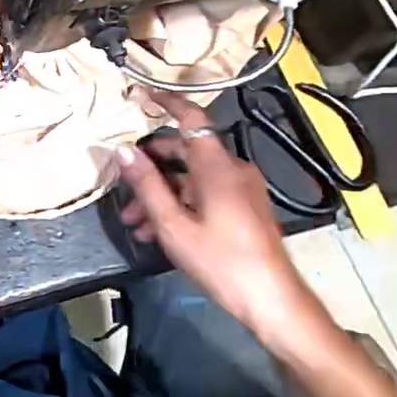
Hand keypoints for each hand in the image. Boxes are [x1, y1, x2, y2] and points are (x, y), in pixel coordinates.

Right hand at [117, 93, 334, 340]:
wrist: (272, 301)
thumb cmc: (221, 261)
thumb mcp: (174, 225)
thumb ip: (147, 185)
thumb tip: (124, 151)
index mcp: (217, 166)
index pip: (191, 118)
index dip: (165, 103)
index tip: (141, 95)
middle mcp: (232, 169)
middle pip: (186, 150)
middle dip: (151, 168)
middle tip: (123, 190)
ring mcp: (242, 188)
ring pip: (192, 177)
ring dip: (162, 193)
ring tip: (136, 224)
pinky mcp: (245, 207)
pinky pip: (206, 193)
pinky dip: (181, 204)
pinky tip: (159, 232)